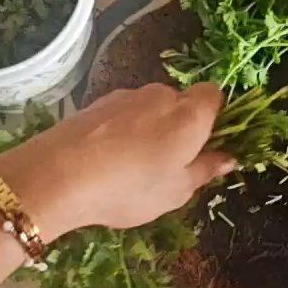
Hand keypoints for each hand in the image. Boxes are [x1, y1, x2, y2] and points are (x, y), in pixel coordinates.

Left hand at [0, 82, 233, 236]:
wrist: (58, 176)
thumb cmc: (129, 188)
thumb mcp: (176, 191)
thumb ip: (205, 170)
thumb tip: (229, 158)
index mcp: (189, 115)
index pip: (214, 95)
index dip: (213, 118)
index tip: (204, 147)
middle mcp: (160, 95)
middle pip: (179, 102)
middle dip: (178, 127)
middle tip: (167, 165)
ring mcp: (124, 96)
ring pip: (148, 108)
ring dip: (148, 129)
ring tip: (131, 167)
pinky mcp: (95, 103)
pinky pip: (121, 114)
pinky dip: (121, 131)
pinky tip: (106, 160)